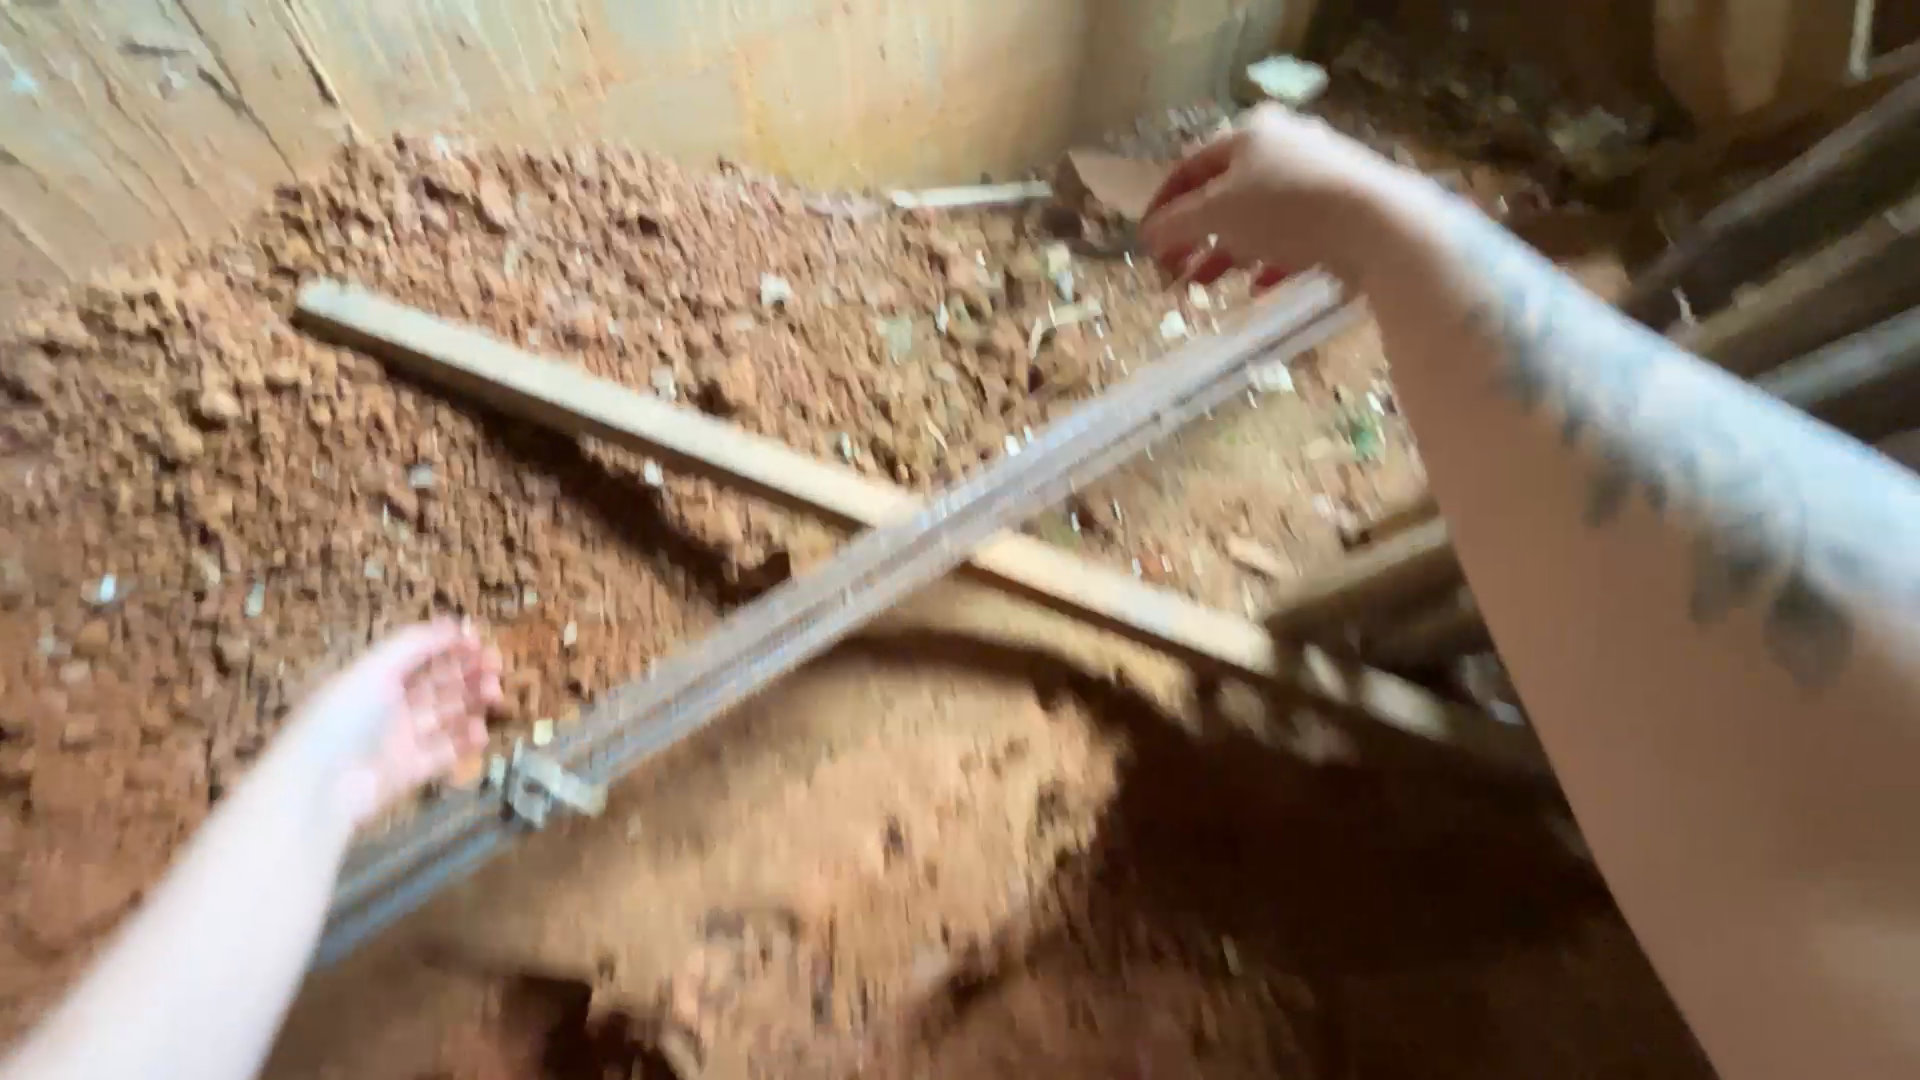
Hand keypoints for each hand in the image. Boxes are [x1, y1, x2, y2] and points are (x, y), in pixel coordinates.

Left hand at [281, 621, 501, 825]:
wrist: (318, 788)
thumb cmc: (342, 719)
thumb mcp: (372, 669)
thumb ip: (414, 643)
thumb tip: (455, 623)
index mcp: (377, 679)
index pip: (422, 656)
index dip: (451, 647)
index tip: (479, 642)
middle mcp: (392, 706)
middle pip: (441, 683)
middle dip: (471, 673)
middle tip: (495, 669)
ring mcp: (403, 739)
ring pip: (450, 714)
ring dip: (474, 702)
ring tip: (493, 697)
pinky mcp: (414, 770)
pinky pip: (448, 750)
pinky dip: (467, 740)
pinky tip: (479, 733)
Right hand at [1141, 105, 1413, 290]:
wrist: (1376, 224)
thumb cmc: (1285, 209)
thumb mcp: (1216, 213)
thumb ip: (1176, 224)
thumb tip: (1146, 235)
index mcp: (1250, 135)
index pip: (1190, 167)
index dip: (1162, 204)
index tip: (1144, 240)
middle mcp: (1281, 148)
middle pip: (1221, 196)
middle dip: (1192, 237)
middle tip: (1171, 269)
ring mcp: (1312, 180)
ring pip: (1253, 221)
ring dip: (1223, 254)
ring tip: (1203, 285)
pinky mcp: (1335, 213)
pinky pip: (1289, 239)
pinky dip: (1266, 263)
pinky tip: (1256, 288)